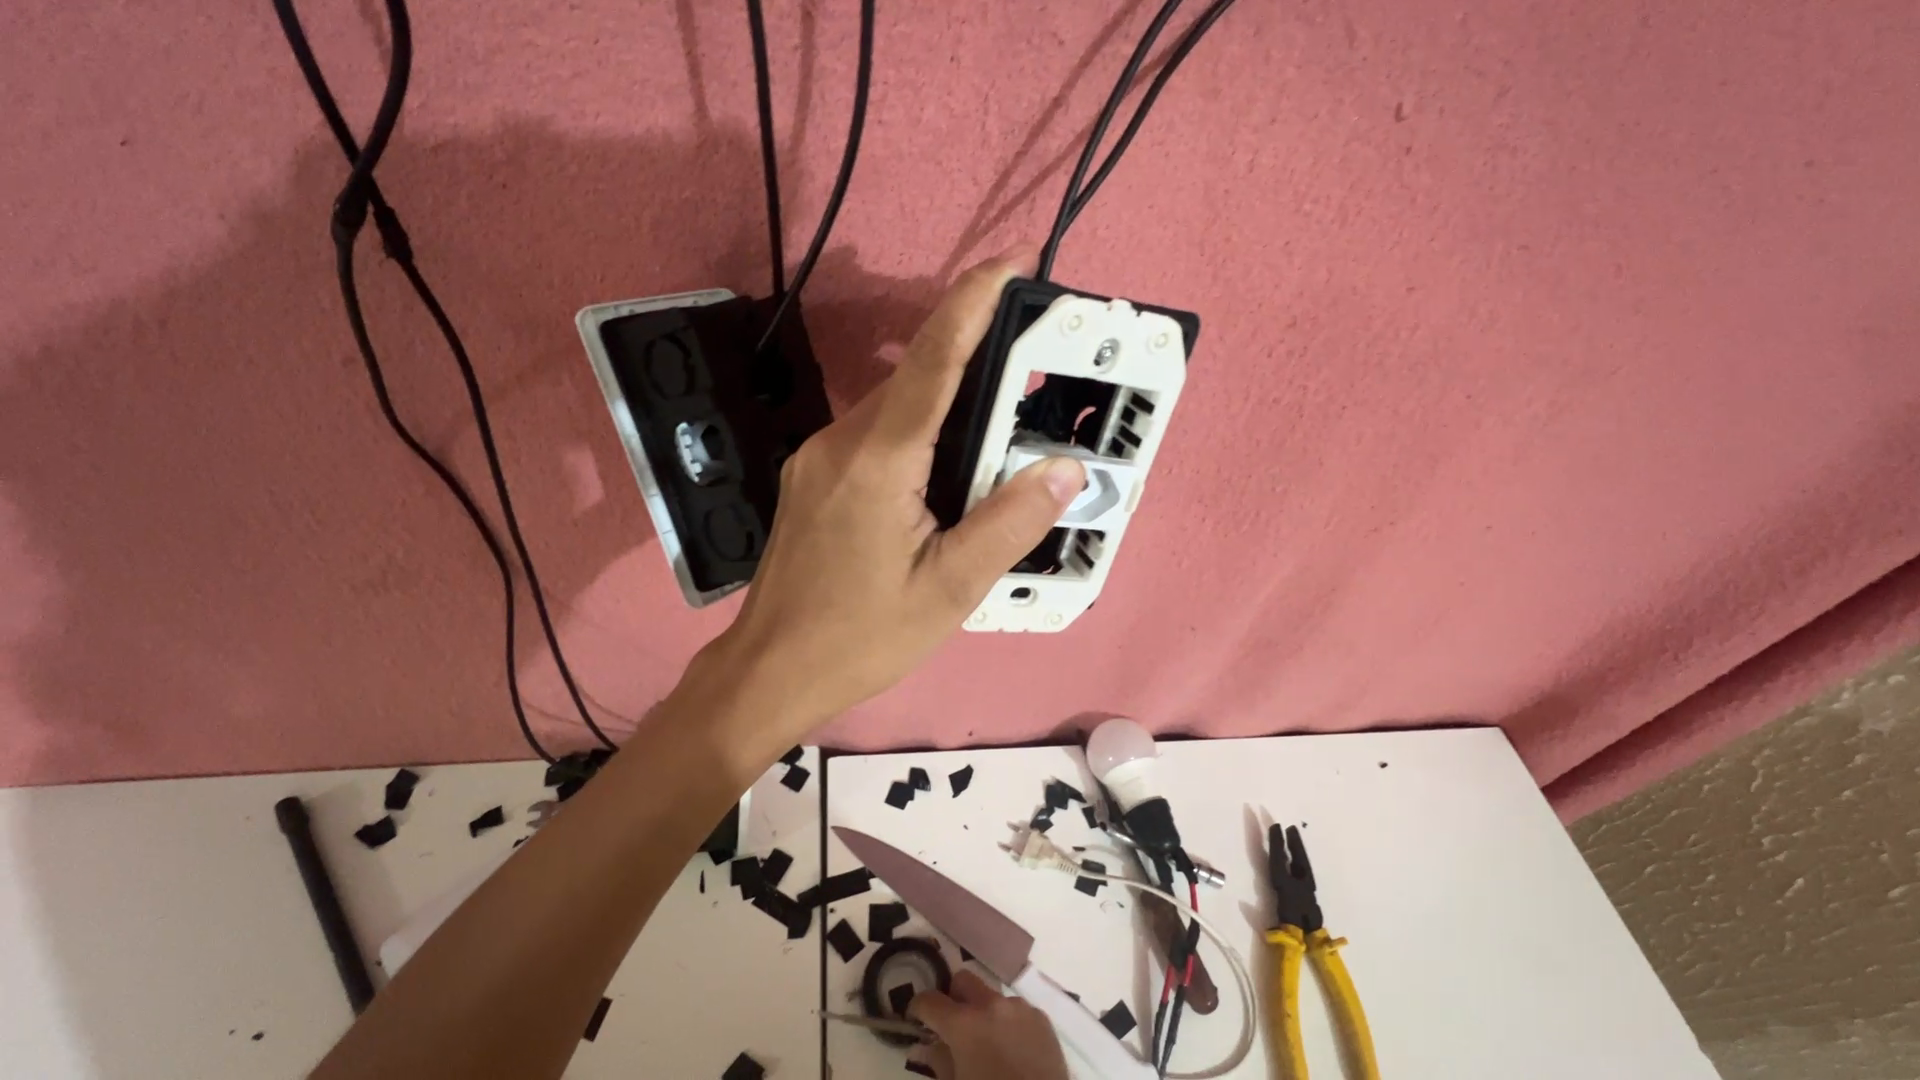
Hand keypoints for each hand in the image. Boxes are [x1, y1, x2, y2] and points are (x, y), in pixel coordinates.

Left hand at [711, 246, 1084, 730]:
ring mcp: (816, 458)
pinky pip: (873, 436)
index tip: (1011, 262)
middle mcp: (839, 442)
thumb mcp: (950, 589)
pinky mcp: (810, 478)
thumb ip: (1009, 522)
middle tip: (1031, 365)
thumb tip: (1065, 469)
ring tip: (996, 432)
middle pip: (916, 381)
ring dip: (946, 405)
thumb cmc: (863, 637)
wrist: (770, 671)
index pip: (934, 361)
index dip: (974, 303)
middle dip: (974, 359)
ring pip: (894, 409)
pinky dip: (916, 434)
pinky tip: (942, 472)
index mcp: (877, 461)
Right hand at [910, 969, 1070, 1079]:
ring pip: (992, 996)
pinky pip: (1016, 1010)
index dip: (918, 1007)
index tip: (917, 1018)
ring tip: (989, 1043)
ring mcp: (1019, 1008)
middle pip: (963, 980)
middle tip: (953, 1025)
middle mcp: (991, 1005)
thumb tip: (927, 1045)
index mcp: (963, 1024)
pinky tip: (1012, 1049)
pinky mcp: (1041, 1018)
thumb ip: (938, 1061)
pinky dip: (1008, 1023)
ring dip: (984, 1012)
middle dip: (953, 997)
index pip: (929, 1000)